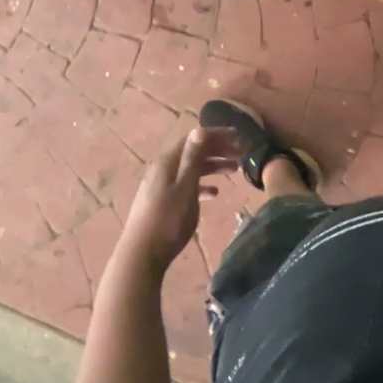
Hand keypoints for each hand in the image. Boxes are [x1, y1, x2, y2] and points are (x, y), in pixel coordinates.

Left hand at [117, 127, 239, 276]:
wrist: (141, 254)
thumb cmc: (168, 220)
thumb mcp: (185, 187)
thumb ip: (192, 158)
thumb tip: (199, 129)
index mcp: (167, 162)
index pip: (194, 138)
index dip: (215, 134)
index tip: (237, 135)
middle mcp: (162, 169)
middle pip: (192, 152)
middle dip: (217, 149)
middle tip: (241, 152)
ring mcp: (160, 186)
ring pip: (191, 169)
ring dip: (212, 166)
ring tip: (234, 170)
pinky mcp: (161, 201)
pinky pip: (186, 185)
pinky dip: (201, 184)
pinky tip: (213, 193)